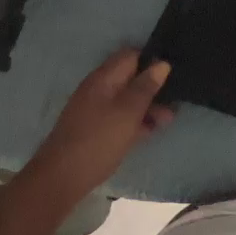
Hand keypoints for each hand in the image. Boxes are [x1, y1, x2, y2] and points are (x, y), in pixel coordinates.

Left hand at [19, 48, 172, 207]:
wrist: (60, 179)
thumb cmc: (98, 140)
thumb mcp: (128, 112)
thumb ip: (145, 87)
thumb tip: (162, 63)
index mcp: (104, 78)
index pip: (131, 55)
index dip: (152, 59)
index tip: (173, 71)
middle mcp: (97, 88)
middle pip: (130, 78)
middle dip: (153, 87)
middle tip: (175, 101)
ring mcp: (94, 110)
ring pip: (126, 99)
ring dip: (146, 106)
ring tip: (168, 120)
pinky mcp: (93, 129)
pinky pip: (118, 117)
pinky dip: (134, 121)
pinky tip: (150, 132)